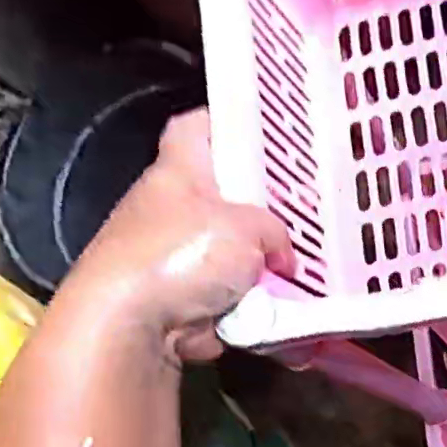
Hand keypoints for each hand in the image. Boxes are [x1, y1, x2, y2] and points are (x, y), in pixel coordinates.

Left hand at [51, 109, 292, 363]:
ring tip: (311, 266)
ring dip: (271, 264)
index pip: (196, 130)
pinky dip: (264, 302)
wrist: (135, 323)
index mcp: (179, 174)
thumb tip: (282, 256)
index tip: (265, 132)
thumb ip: (275, 232)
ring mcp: (183, 257)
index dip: (226, 123)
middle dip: (269, 209)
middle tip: (311, 213)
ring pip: (240, 252)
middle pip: (230, 197)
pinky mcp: (191, 297)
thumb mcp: (247, 228)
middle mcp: (176, 210)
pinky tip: (293, 305)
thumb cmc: (183, 256)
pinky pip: (240, 293)